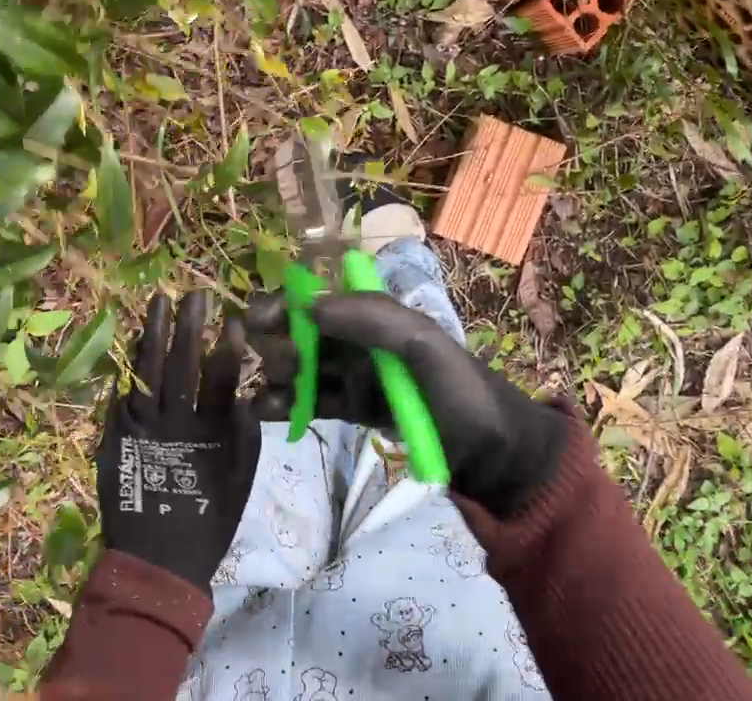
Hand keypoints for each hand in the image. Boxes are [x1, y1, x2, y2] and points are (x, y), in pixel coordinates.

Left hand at [96, 292, 258, 593]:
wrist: (157, 563)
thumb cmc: (207, 522)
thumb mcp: (241, 481)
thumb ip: (245, 434)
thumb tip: (245, 392)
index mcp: (210, 433)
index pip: (218, 380)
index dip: (224, 349)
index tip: (230, 317)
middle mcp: (174, 425)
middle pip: (180, 366)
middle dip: (189, 328)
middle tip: (196, 295)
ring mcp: (140, 429)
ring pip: (147, 372)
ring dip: (155, 334)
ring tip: (160, 300)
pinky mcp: (114, 437)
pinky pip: (121, 395)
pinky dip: (128, 367)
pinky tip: (133, 339)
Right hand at [245, 292, 568, 516]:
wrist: (491, 453)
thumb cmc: (460, 390)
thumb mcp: (423, 343)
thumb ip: (372, 318)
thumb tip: (309, 304)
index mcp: (374, 315)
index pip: (317, 297)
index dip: (283, 304)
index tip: (260, 324)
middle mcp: (358, 339)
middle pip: (300, 332)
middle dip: (279, 344)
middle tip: (287, 367)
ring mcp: (354, 375)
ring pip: (300, 367)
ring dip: (277, 376)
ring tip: (272, 398)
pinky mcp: (352, 410)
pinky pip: (311, 400)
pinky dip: (285, 403)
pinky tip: (266, 412)